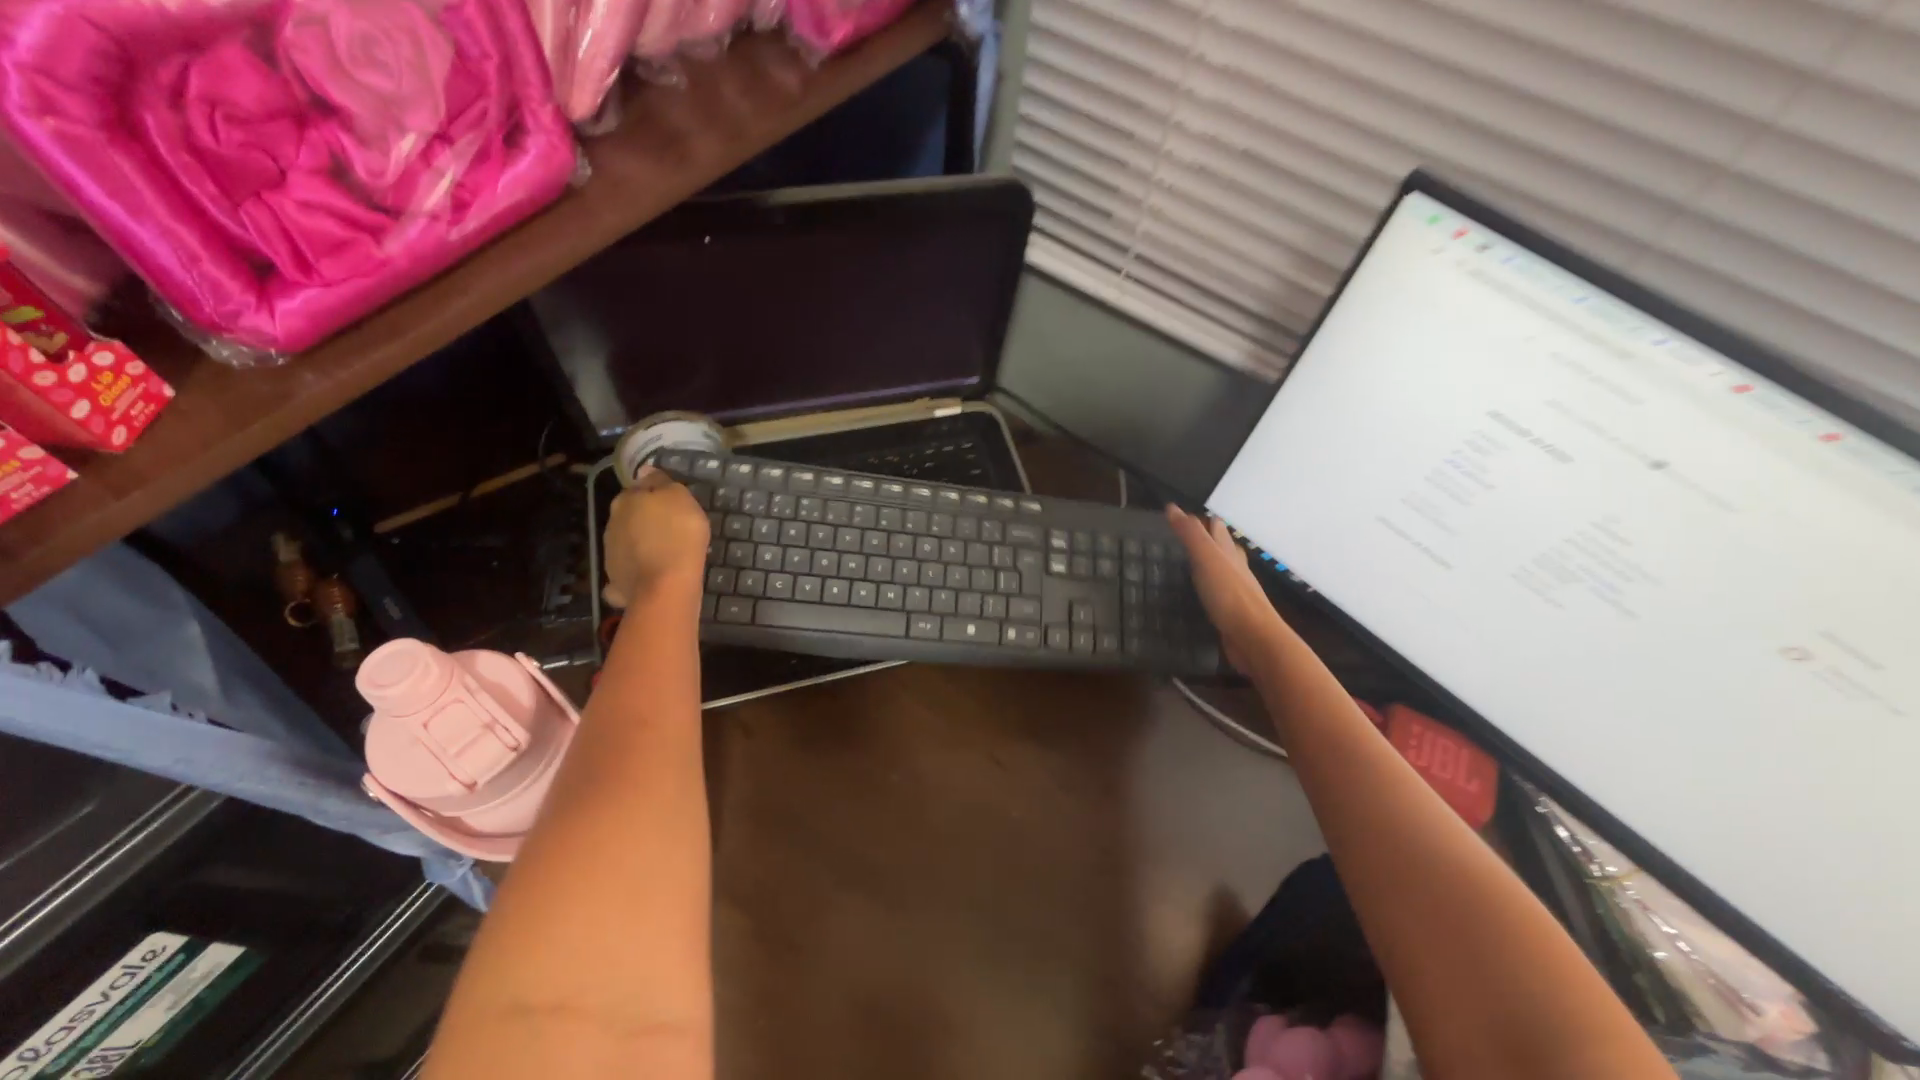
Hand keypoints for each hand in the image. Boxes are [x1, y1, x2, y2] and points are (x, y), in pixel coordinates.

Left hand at [603, 466, 710, 608]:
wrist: (666, 585)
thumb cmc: (678, 535)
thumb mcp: (679, 497)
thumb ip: (660, 482)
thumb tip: (644, 470)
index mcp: (625, 500)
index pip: (637, 489)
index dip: (654, 495)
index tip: (671, 504)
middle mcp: (611, 524)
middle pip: (628, 516)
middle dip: (643, 520)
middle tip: (668, 529)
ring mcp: (610, 554)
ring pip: (624, 543)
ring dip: (638, 545)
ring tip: (661, 554)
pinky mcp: (615, 581)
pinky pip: (624, 573)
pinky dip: (632, 573)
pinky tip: (646, 578)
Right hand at [1166, 506, 1285, 675]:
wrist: (1253, 638)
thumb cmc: (1229, 595)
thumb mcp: (1206, 558)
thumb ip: (1190, 534)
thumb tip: (1172, 507)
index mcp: (1228, 553)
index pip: (1217, 529)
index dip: (1203, 521)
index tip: (1183, 517)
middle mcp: (1235, 570)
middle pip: (1224, 549)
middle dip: (1210, 541)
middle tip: (1186, 539)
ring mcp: (1235, 593)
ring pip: (1223, 573)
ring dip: (1210, 566)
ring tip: (1189, 565)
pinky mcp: (1232, 615)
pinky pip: (1218, 597)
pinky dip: (1208, 592)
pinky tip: (1199, 597)